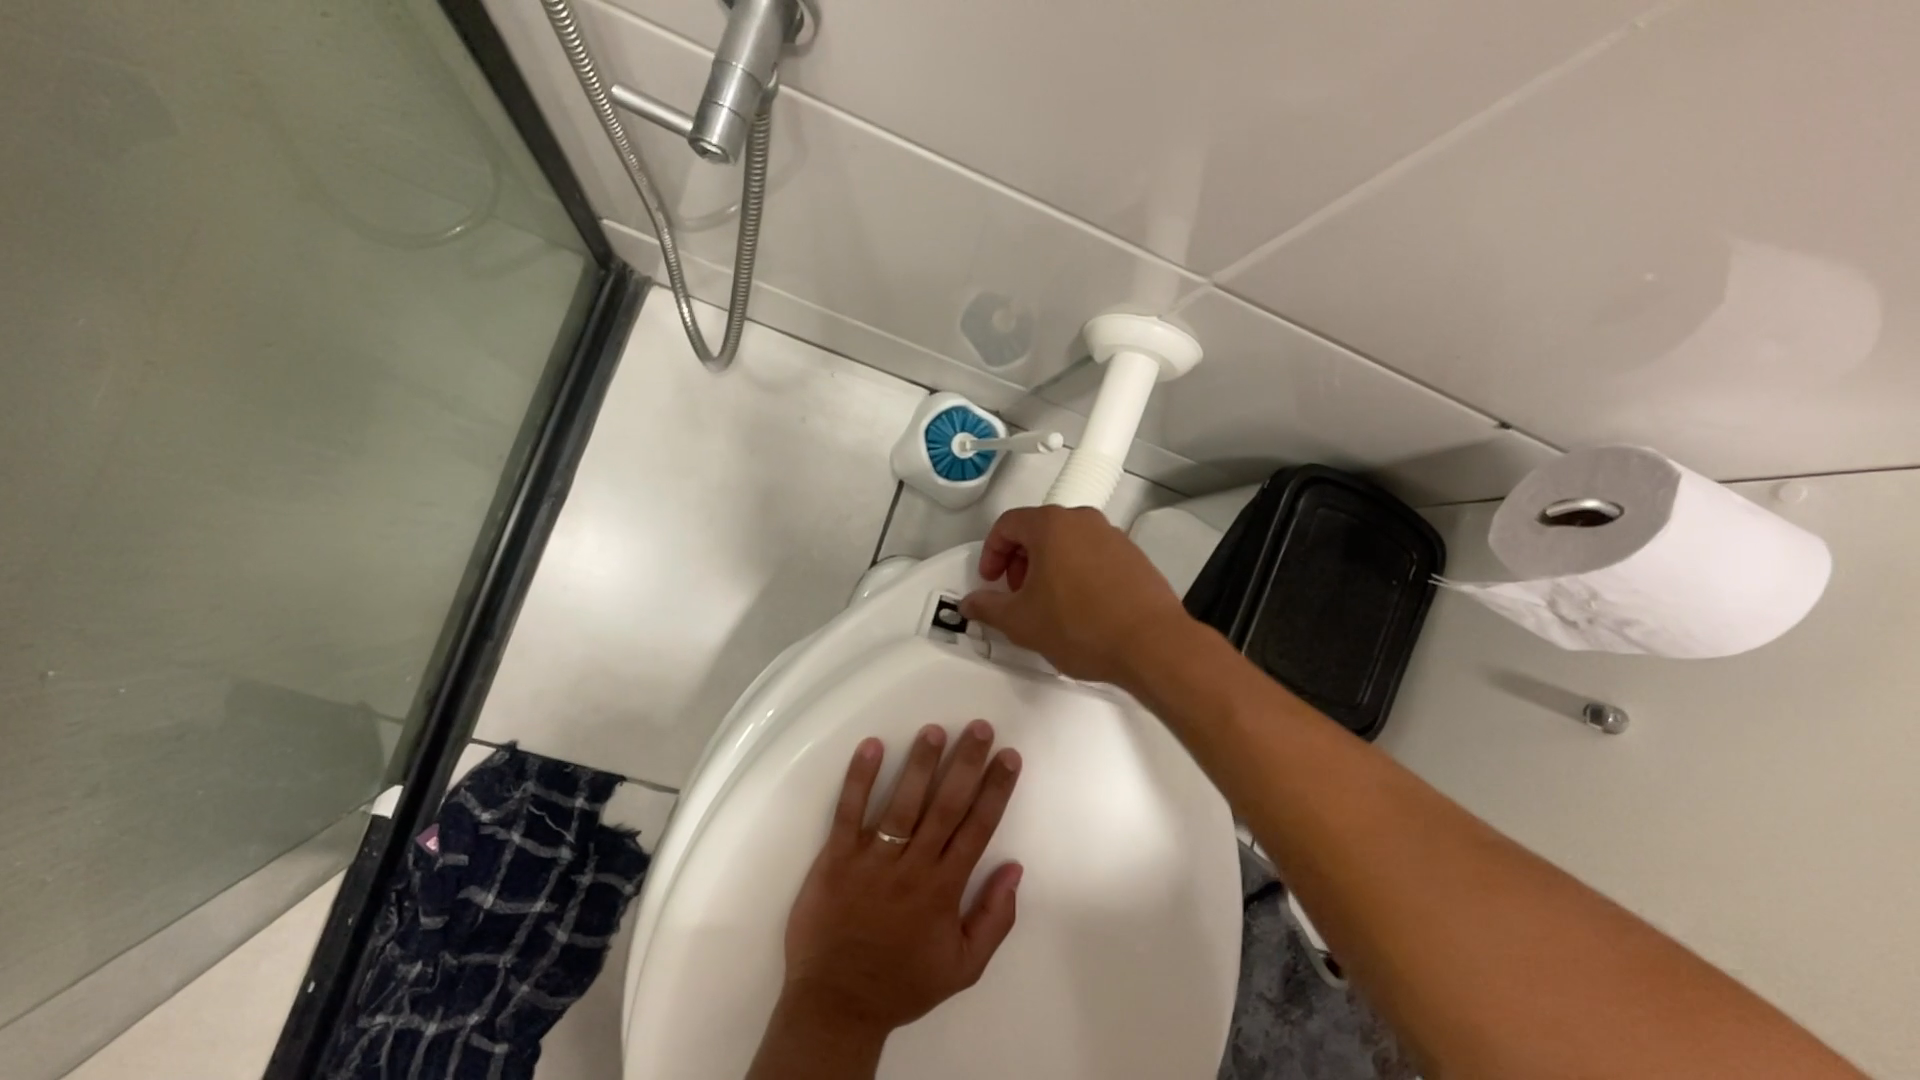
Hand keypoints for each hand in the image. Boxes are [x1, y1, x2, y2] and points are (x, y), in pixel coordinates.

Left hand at [777, 720, 1023, 1039]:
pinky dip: (859, 780)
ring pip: (902, 804)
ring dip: (919, 764)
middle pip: (945, 806)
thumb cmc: (903, 983)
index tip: (1009, 758)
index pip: (977, 829)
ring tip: (934, 730)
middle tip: (980, 728)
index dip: (995, 790)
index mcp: (944, 889)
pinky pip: (848, 813)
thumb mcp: (964, 967)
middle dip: (965, 764)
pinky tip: (870, 747)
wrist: (837, 1004)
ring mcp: (872, 861)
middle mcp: (913, 868)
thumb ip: (994, 919)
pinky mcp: (835, 859)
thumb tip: (1015, 870)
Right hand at [959, 506, 1191, 684]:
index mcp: (1052, 525)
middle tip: (1016, 594)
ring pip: (1069, 543)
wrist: (1151, 644)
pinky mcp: (1134, 557)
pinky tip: (1080, 609)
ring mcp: (1113, 537)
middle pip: (1039, 530)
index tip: (990, 581)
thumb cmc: (1081, 626)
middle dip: (1020, 560)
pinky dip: (1078, 573)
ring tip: (1048, 605)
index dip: (991, 553)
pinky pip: (1094, 556)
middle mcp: (1084, 521)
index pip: (1008, 524)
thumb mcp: (1022, 622)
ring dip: (1049, 567)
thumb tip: (971, 603)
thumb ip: (988, 607)